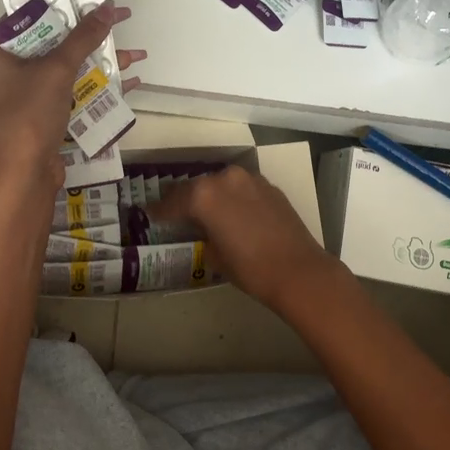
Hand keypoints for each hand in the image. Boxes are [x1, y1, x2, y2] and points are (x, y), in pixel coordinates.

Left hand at [0, 2, 144, 196]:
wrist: (21, 177)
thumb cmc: (28, 114)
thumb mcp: (57, 69)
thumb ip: (83, 37)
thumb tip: (106, 9)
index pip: (26, 15)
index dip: (59, 2)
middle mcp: (8, 71)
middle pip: (53, 41)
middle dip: (89, 32)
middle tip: (121, 18)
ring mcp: (27, 96)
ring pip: (67, 68)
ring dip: (100, 60)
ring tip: (137, 53)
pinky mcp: (44, 118)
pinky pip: (73, 92)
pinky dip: (98, 86)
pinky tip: (131, 82)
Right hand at [150, 166, 339, 309]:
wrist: (298, 271)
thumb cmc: (250, 268)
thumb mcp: (215, 256)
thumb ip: (203, 235)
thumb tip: (204, 230)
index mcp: (204, 195)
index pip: (173, 201)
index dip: (160, 210)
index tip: (151, 214)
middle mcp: (225, 178)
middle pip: (197, 186)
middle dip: (185, 199)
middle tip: (176, 212)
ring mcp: (250, 180)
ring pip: (221, 183)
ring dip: (211, 195)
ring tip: (205, 211)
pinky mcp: (269, 187)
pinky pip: (242, 188)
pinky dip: (233, 197)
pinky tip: (233, 212)